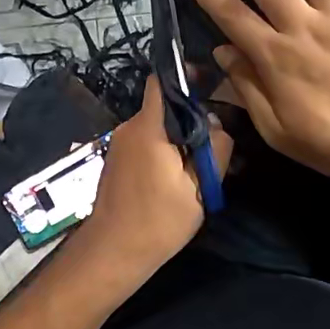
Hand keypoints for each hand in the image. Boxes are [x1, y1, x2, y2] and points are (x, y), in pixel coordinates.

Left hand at [80, 77, 233, 271]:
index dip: (184, 77)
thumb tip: (216, 124)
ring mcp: (119, 145)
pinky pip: (144, 143)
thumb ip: (214, 150)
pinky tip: (176, 174)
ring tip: (198, 161)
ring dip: (176, 138)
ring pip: (155, 128)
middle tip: (214, 137)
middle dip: (188, 117)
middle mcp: (129, 128)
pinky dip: (162, 150)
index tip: (209, 82)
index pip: (161, 83)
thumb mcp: (199, 188)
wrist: (113, 251)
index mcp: (148, 128)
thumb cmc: (158, 220)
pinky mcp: (117, 161)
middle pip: (162, 108)